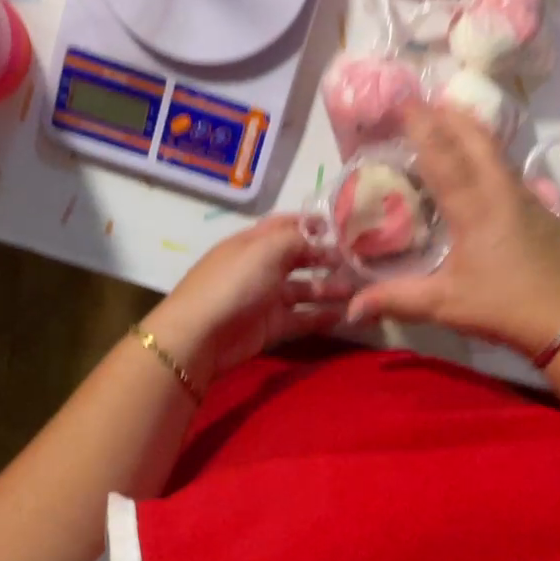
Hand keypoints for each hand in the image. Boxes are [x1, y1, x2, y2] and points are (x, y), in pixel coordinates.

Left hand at [141, 215, 350, 388]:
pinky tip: (344, 316)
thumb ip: (296, 239)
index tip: (342, 227)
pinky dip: (321, 316)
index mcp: (253, 242)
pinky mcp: (269, 327)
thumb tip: (317, 237)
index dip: (311, 224)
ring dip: (328, 289)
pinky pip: (301, 318)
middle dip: (325, 259)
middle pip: (297, 259)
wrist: (201, 336)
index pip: (285, 226)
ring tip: (356, 291)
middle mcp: (259, 267)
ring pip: (303, 290)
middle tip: (358, 263)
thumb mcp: (266, 250)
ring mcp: (264, 299)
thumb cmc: (234, 283)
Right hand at [349, 104, 559, 354]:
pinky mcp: (543, 209)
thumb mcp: (445, 305)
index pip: (442, 154)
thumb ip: (396, 300)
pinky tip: (482, 169)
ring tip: (449, 121)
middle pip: (474, 138)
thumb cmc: (505, 308)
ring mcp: (527, 196)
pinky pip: (509, 169)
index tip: (403, 100)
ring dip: (470, 130)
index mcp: (474, 207)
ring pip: (496, 149)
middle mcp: (501, 191)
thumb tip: (352, 308)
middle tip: (423, 103)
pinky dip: (488, 155)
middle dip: (447, 115)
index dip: (421, 125)